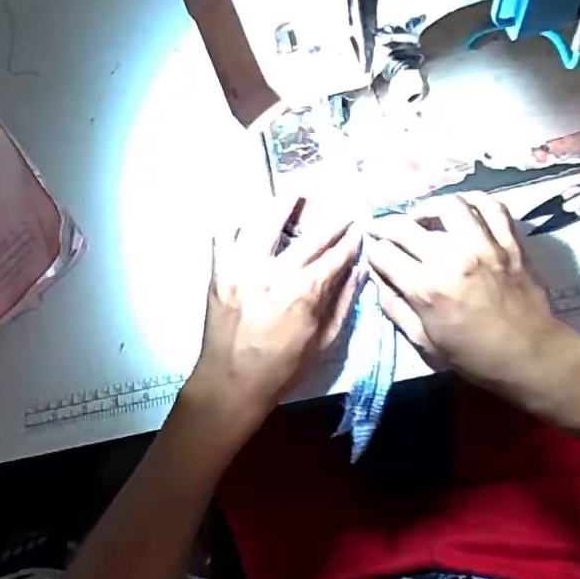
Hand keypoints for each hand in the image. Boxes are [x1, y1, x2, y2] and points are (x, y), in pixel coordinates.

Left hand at [187, 196, 361, 422]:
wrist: (231, 384)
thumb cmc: (282, 369)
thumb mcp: (323, 343)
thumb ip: (343, 304)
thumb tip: (360, 272)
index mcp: (303, 293)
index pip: (334, 258)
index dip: (350, 243)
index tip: (359, 230)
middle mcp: (273, 274)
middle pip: (308, 239)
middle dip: (330, 224)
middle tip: (343, 212)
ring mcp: (242, 270)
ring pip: (264, 225)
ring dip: (282, 206)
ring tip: (293, 194)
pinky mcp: (219, 274)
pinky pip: (223, 240)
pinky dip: (233, 227)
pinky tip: (243, 218)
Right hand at [367, 193, 579, 410]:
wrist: (531, 355)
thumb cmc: (475, 356)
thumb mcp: (425, 343)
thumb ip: (396, 308)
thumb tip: (377, 278)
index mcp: (428, 289)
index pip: (385, 254)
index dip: (374, 253)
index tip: (376, 255)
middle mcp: (453, 259)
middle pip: (406, 226)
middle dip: (385, 226)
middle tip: (381, 228)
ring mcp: (485, 246)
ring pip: (448, 206)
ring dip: (427, 207)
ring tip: (421, 216)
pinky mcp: (510, 242)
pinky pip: (491, 207)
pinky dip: (473, 201)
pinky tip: (461, 208)